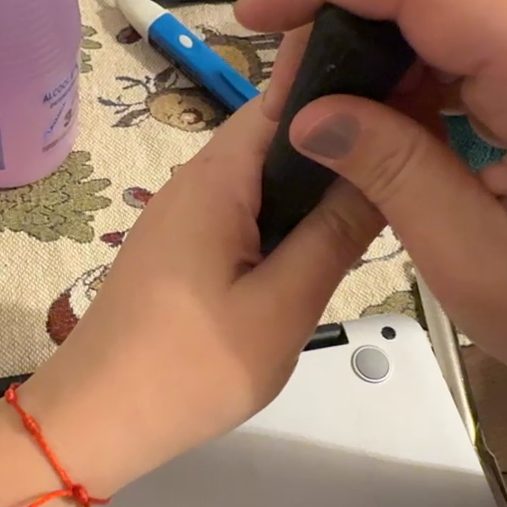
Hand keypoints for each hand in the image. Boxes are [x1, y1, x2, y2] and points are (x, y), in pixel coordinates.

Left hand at [19, 96, 385, 493]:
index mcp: (217, 177)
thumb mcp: (280, 307)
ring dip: (312, 185)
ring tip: (379, 199)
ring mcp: (181, 214)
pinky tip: (315, 244)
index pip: (287, 94)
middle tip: (412, 160)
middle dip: (341, 141)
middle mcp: (194, 180)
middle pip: (277, 134)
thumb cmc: (187, 369)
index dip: (348, 87)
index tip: (412, 93)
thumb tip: (382, 166)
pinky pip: (239, 211)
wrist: (94, 419)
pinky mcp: (178, 246)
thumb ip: (334, 234)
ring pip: (261, 177)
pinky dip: (280, 218)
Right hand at [235, 0, 506, 412]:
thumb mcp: (471, 260)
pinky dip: (427, 80)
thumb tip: (312, 114)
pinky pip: (492, 56)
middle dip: (346, 21)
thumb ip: (390, 172)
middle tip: (286, 88)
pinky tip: (394, 126)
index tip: (255, 13)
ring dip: (386, 56)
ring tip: (328, 113)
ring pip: (463, 22)